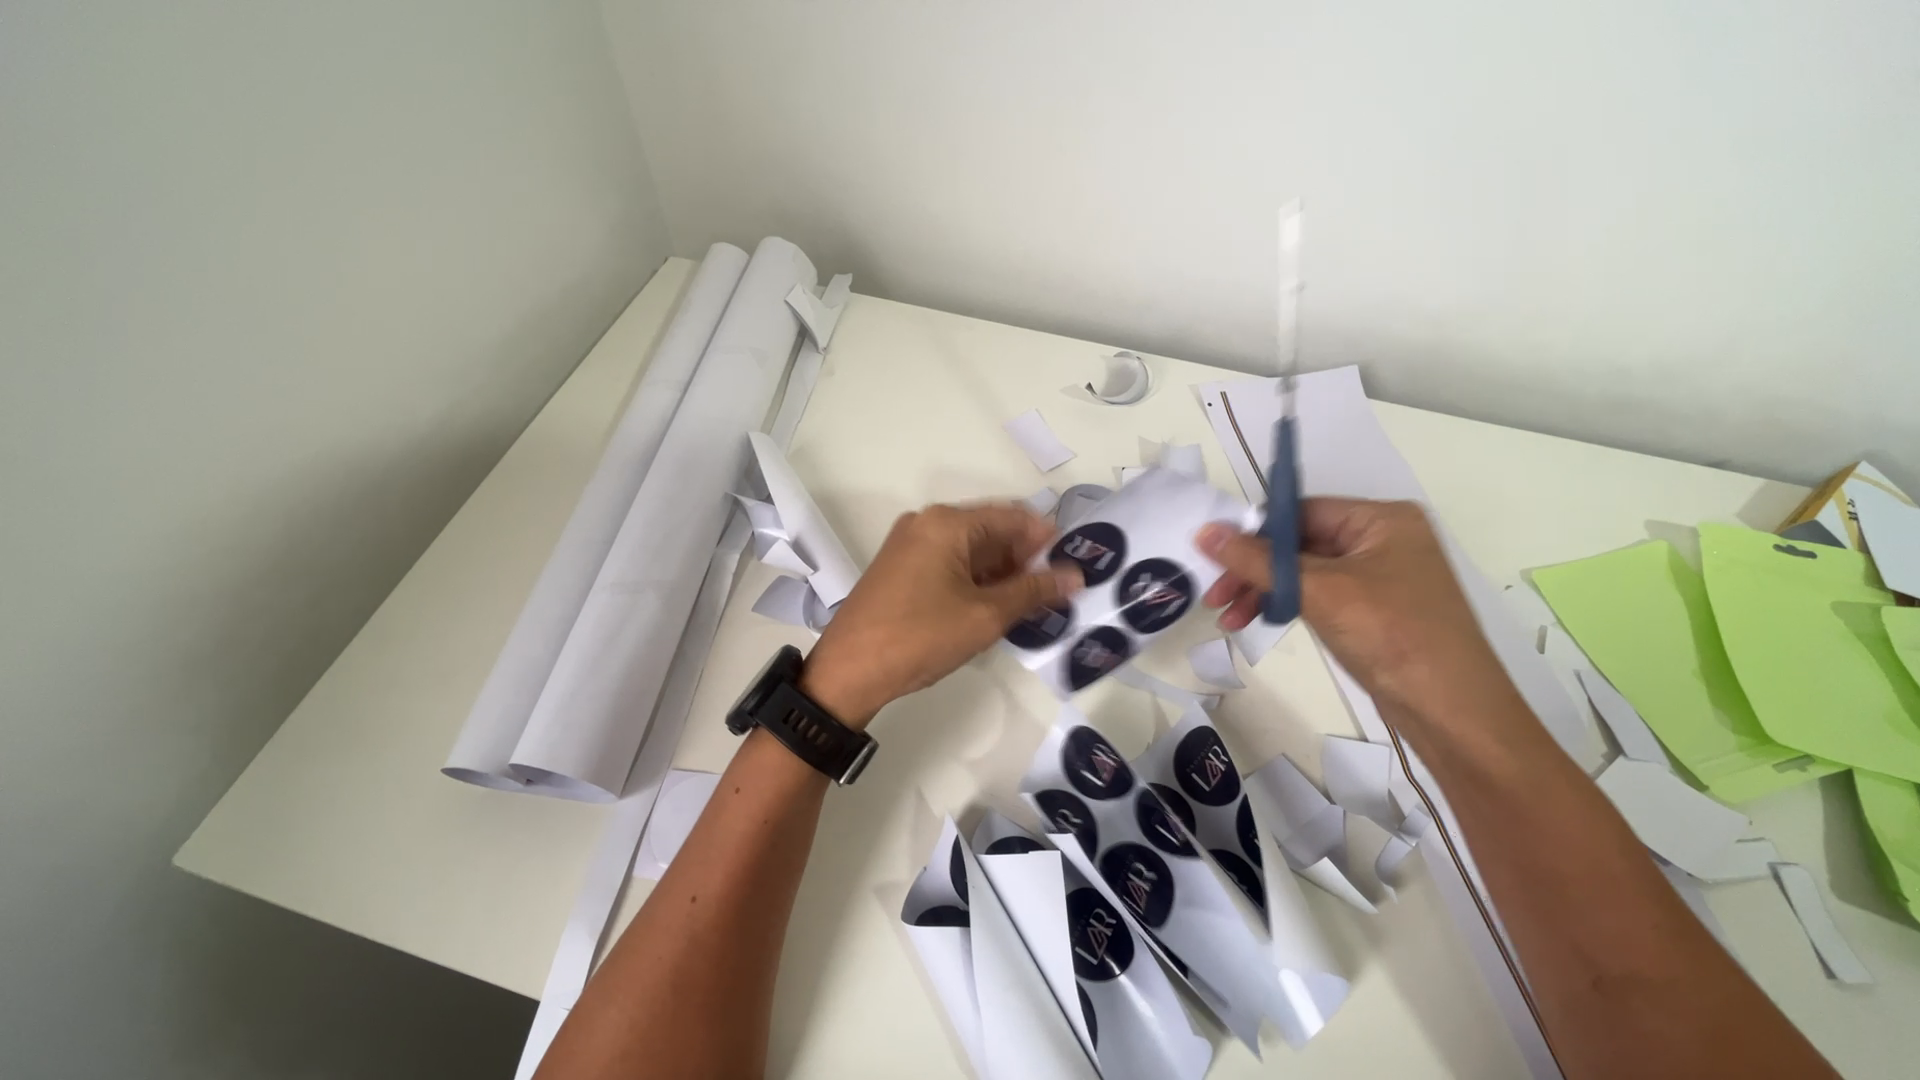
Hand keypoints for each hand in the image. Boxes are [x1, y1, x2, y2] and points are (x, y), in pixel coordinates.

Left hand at [801, 503, 1082, 727]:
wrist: (848, 672)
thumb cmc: (920, 637)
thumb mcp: (985, 616)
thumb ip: (1033, 591)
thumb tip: (1074, 575)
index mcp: (946, 523)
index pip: (1012, 516)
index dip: (1046, 540)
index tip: (1070, 568)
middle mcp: (926, 524)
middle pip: (990, 531)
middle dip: (1024, 559)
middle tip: (1054, 594)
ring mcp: (909, 546)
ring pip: (970, 551)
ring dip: (1000, 574)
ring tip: (1029, 607)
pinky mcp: (900, 570)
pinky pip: (949, 564)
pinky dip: (975, 582)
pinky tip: (993, 610)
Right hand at [1196, 498, 1513, 715]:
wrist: (1452, 711)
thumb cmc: (1392, 636)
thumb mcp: (1319, 591)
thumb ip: (1258, 560)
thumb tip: (1205, 531)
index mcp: (1382, 519)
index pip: (1301, 510)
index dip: (1254, 532)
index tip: (1214, 559)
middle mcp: (1382, 539)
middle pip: (1298, 541)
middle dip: (1253, 569)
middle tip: (1215, 598)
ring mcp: (1379, 577)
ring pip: (1303, 571)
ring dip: (1263, 591)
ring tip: (1230, 620)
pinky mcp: (1373, 610)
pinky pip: (1318, 595)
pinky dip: (1287, 605)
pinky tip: (1260, 622)